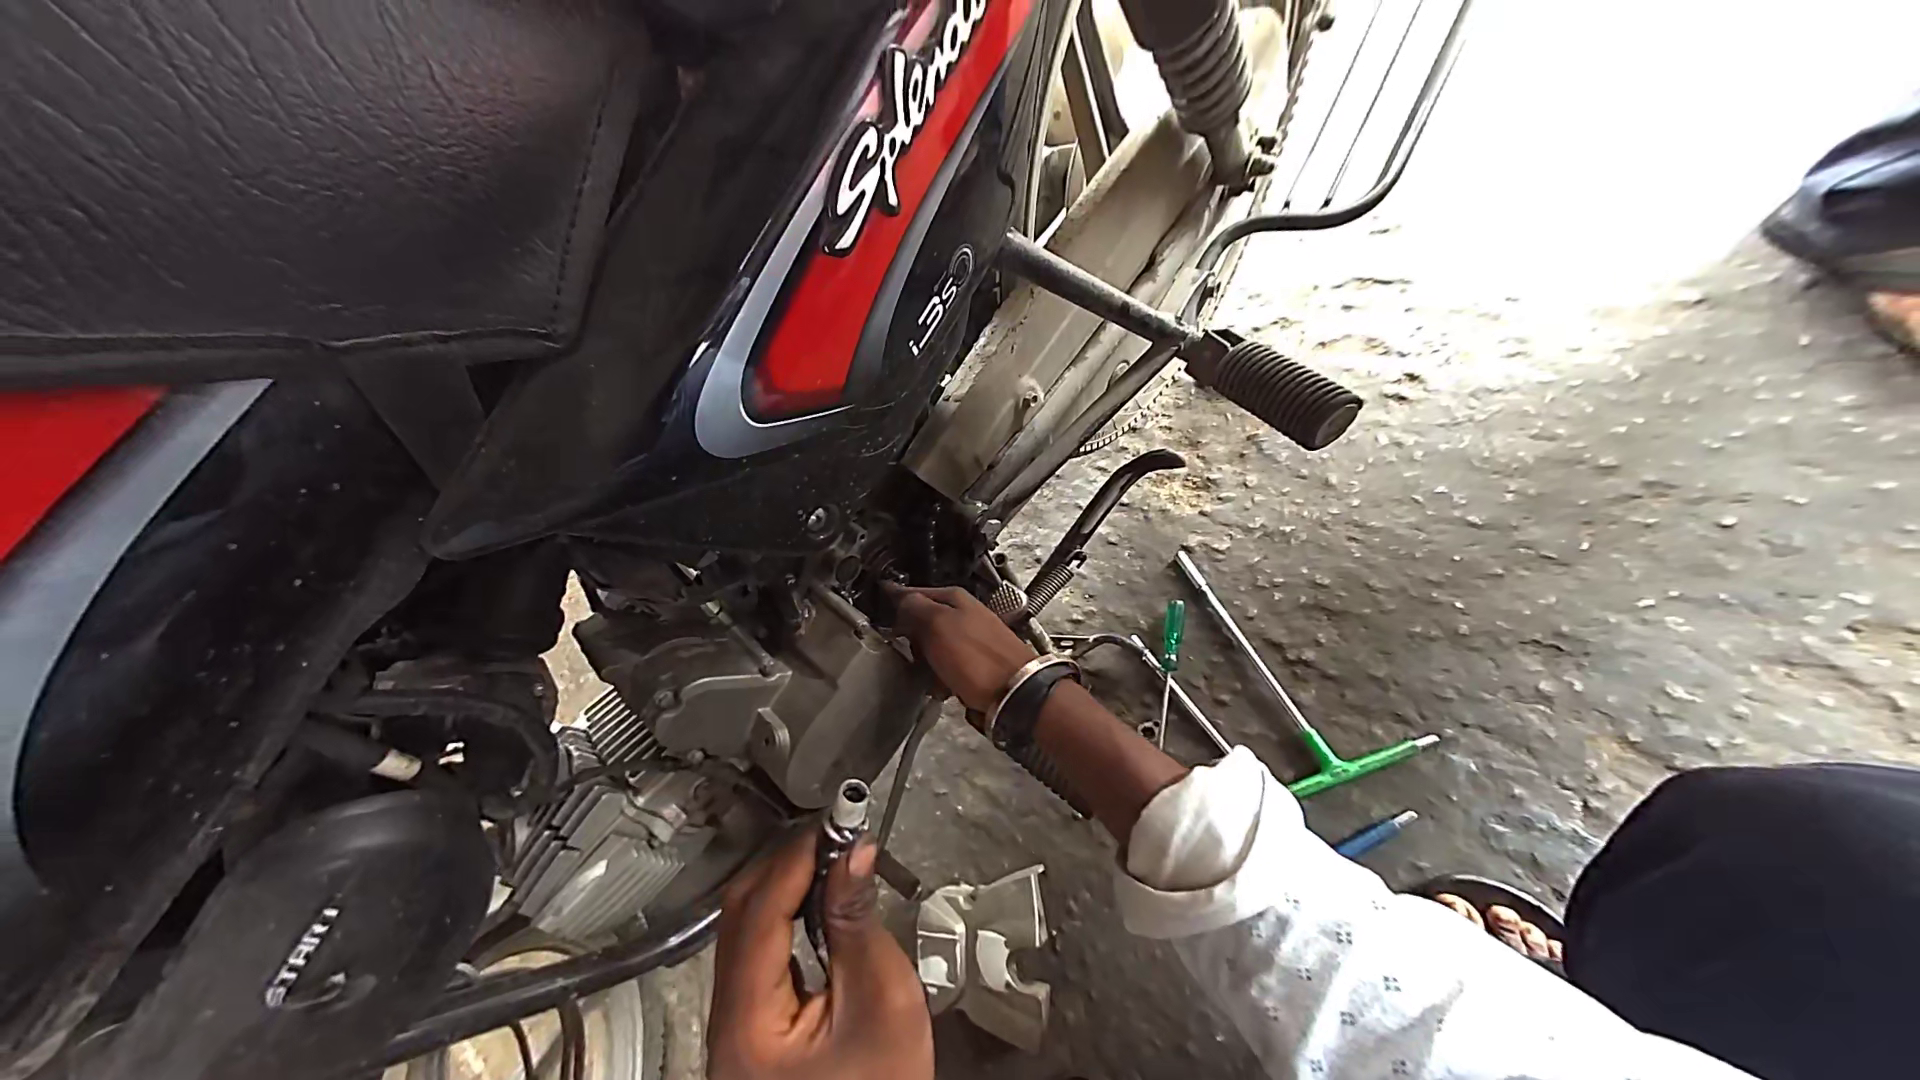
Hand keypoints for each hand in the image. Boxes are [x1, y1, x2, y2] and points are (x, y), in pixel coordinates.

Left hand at [708, 831, 932, 1079]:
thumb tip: (854, 850)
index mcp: (748, 1023)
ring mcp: (733, 1024)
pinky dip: (786, 911)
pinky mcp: (750, 1024)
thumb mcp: (884, 1001)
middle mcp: (724, 1021)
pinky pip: (758, 949)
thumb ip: (858, 920)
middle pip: (739, 916)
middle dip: (786, 865)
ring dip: (786, 883)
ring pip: (744, 929)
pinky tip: (817, 896)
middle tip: (835, 836)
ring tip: (832, 856)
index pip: (759, 914)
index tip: (835, 825)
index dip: (795, 860)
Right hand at [884, 583, 1038, 711]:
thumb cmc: (977, 659)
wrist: (1014, 693)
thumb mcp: (938, 625)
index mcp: (955, 599)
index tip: (884, 621)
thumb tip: (899, 596)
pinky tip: (945, 688)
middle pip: (923, 624)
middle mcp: (965, 615)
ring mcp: (972, 639)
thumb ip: (915, 607)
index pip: (914, 594)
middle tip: (913, 654)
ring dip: (927, 664)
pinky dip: (943, 678)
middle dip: (913, 642)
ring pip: (933, 649)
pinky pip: (948, 668)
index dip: (896, 607)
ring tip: (931, 676)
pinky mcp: (977, 663)